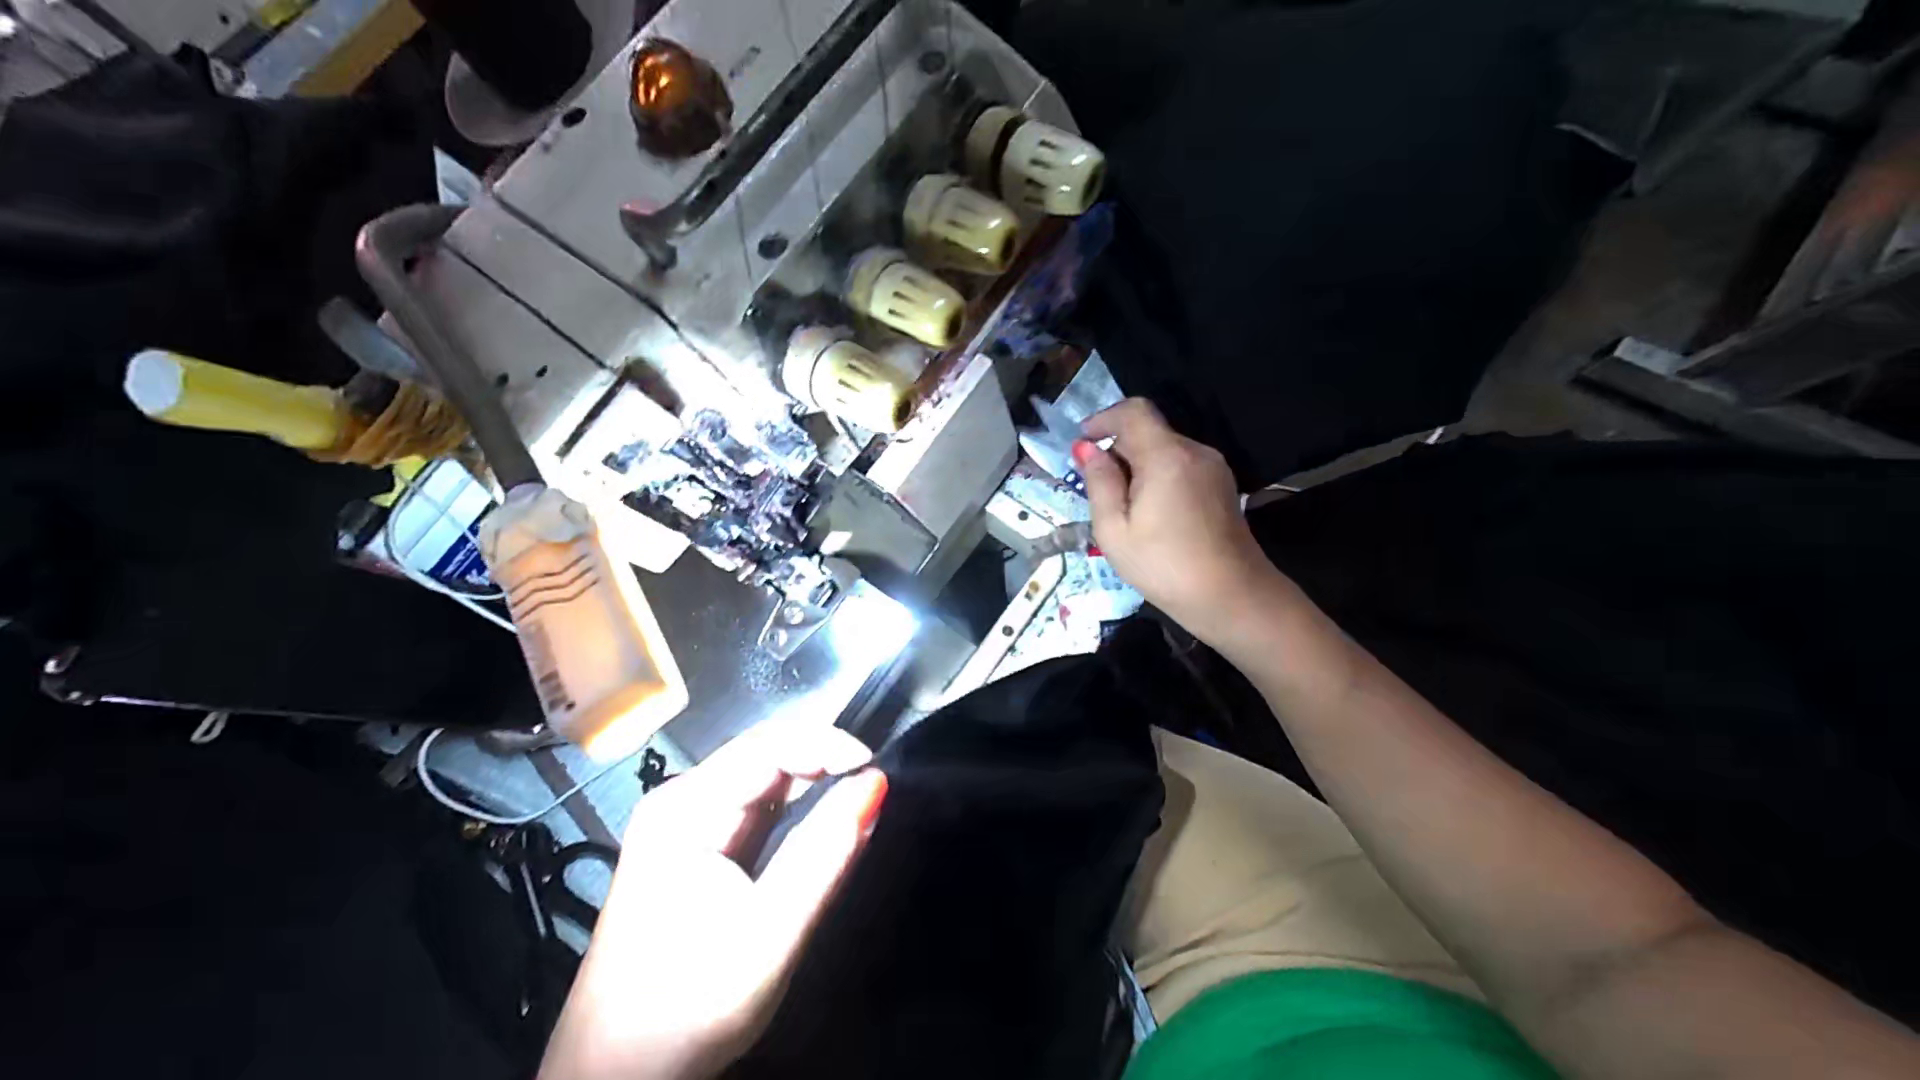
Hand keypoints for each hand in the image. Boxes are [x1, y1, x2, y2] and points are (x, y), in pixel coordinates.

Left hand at [539, 723, 887, 1079]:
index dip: (827, 744)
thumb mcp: (768, 936)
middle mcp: (679, 802)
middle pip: (763, 754)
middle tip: (874, 786)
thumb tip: (873, 787)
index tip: (878, 767)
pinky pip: (754, 808)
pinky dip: (794, 808)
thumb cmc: (686, 1011)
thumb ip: (824, 856)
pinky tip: (821, 820)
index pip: (767, 746)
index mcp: (684, 810)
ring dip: (812, 783)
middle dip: (822, 760)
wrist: (614, 1079)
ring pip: (761, 779)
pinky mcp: (692, 848)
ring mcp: (682, 824)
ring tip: (858, 797)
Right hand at [1077, 398, 1291, 643]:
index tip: (1082, 442)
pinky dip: (1158, 476)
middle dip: (1117, 449)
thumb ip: (1099, 482)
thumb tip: (1087, 449)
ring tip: (1122, 509)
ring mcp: (1213, 467)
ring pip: (1164, 450)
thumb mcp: (1114, 530)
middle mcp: (1194, 451)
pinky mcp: (1221, 484)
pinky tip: (1151, 514)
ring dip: (1137, 465)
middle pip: (1149, 431)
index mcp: (1166, 456)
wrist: (1231, 597)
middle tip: (1096, 489)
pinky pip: (1181, 466)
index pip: (1134, 411)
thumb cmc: (1164, 566)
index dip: (1103, 419)